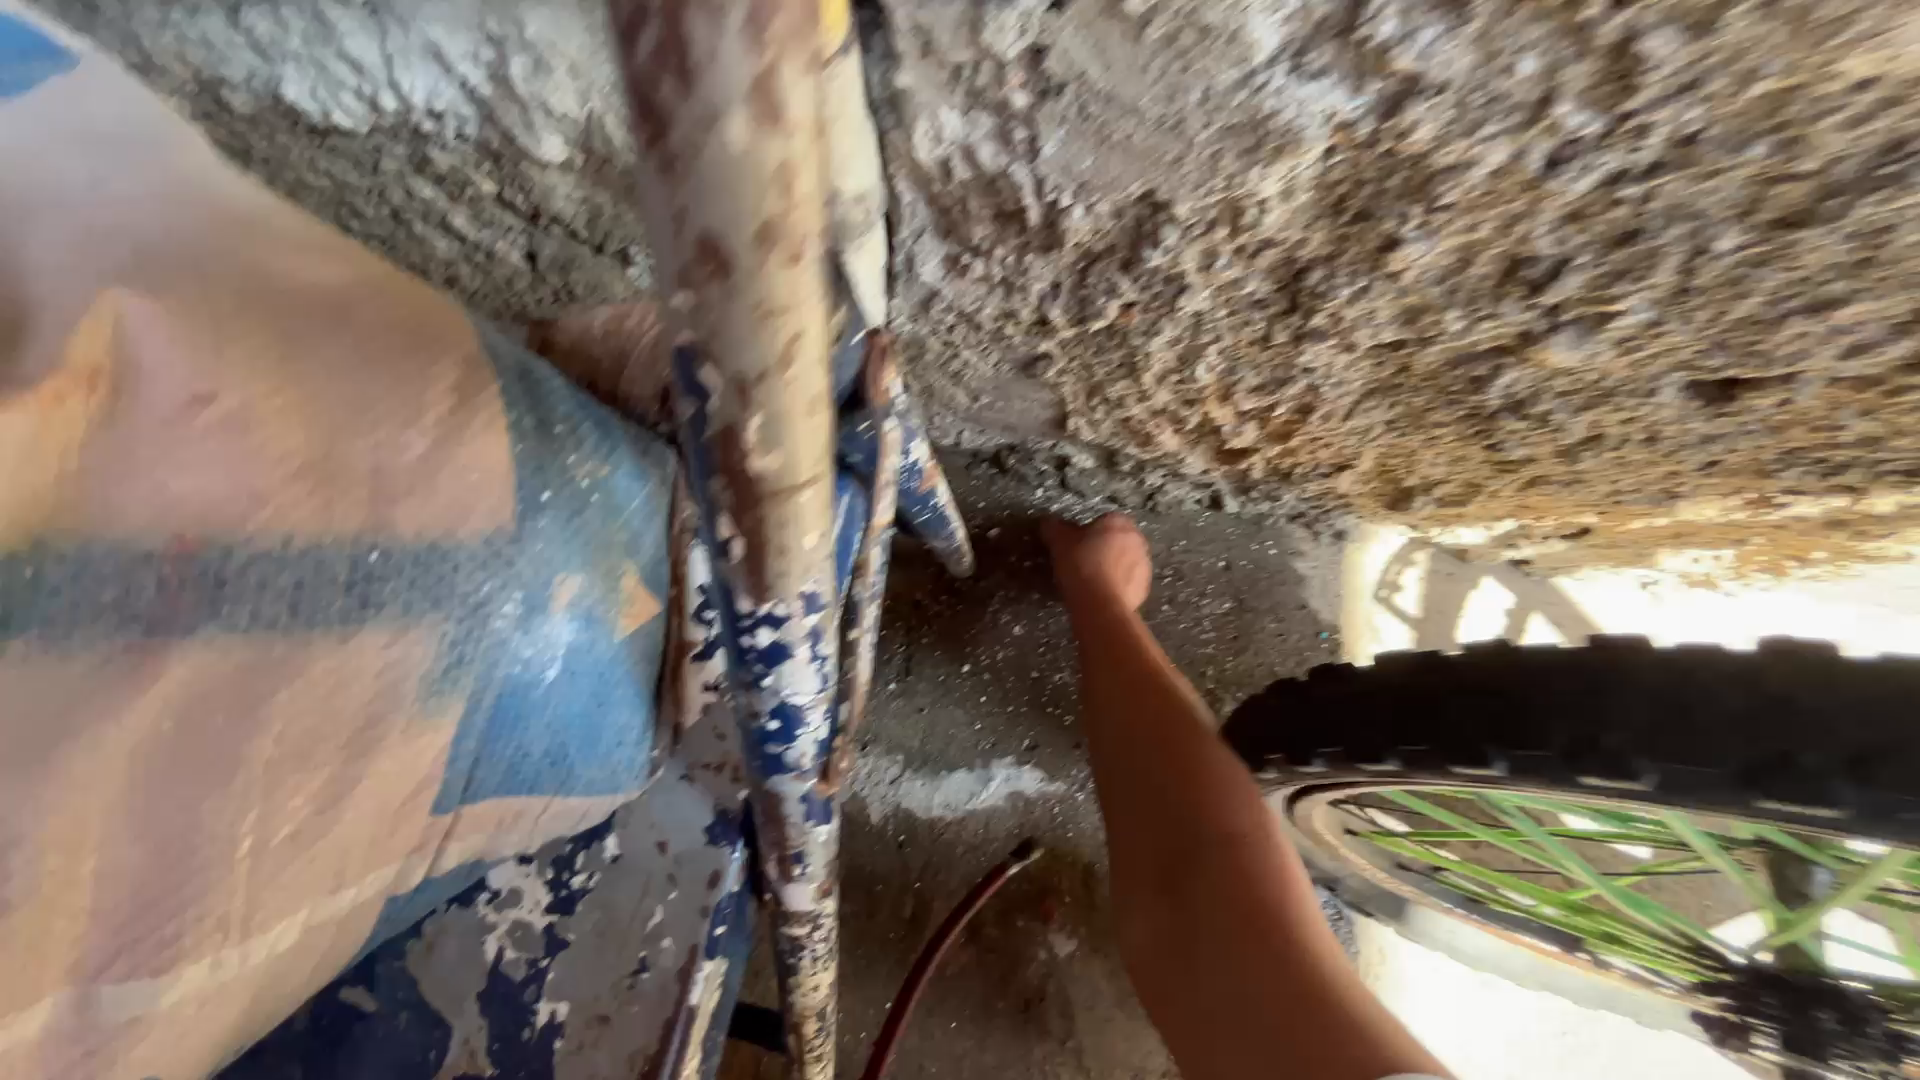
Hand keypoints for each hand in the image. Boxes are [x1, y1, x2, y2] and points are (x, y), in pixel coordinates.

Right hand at [1042, 513, 1151, 612]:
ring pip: (1122, 562)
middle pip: (1114, 541)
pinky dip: (1115, 586)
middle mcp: (1137, 539)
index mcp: (1119, 522)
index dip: (1085, 533)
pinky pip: (1126, 582)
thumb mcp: (1059, 542)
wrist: (1100, 605)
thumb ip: (1052, 527)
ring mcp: (1144, 565)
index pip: (1101, 520)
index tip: (1073, 546)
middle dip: (1100, 549)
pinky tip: (1100, 594)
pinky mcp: (1144, 588)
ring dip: (1109, 567)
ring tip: (1089, 581)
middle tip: (1080, 563)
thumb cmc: (1081, 565)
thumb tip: (1047, 522)